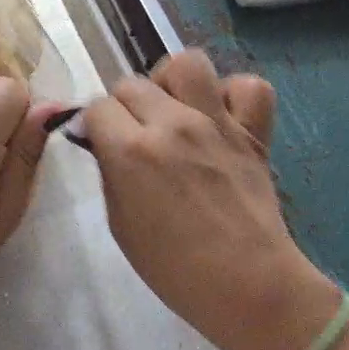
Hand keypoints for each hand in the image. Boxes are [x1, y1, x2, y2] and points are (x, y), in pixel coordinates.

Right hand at [83, 50, 341, 349]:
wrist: (249, 286)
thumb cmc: (174, 268)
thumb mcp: (120, 223)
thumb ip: (111, 172)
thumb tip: (106, 143)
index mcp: (131, 149)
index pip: (98, 106)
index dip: (95, 125)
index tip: (101, 145)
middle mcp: (173, 124)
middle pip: (132, 83)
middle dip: (124, 107)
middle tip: (135, 136)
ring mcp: (217, 123)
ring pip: (187, 63)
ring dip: (172, 83)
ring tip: (174, 111)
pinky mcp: (253, 132)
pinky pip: (249, 87)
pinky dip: (232, 95)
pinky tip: (220, 118)